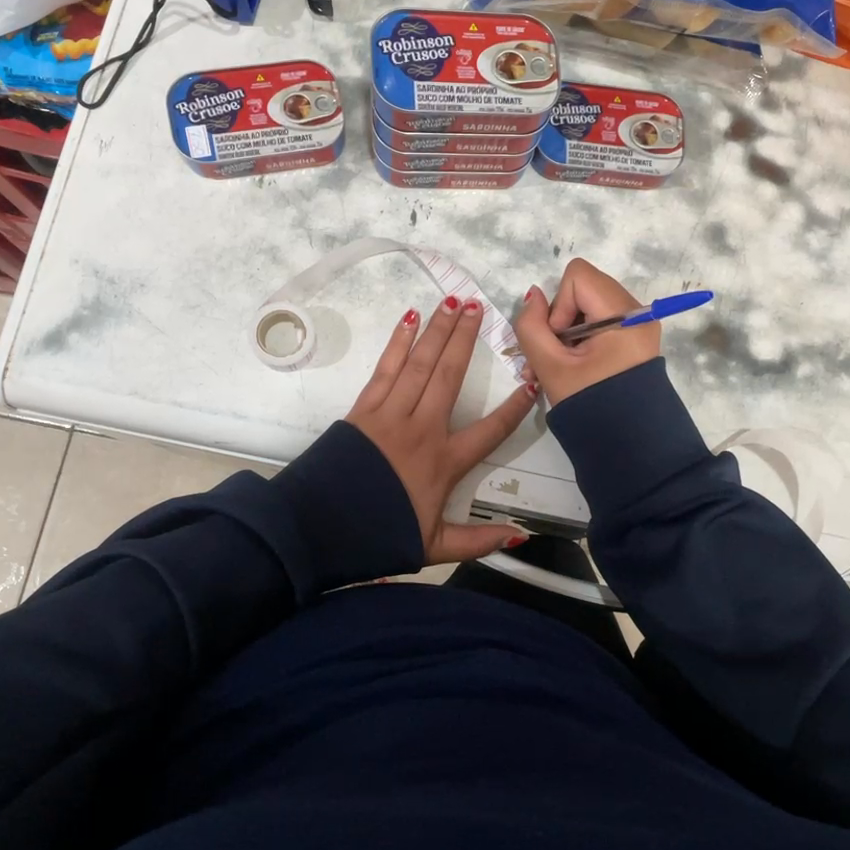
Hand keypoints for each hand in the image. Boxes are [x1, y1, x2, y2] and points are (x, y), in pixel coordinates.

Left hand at [347, 296, 537, 564]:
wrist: (318, 529)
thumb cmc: (379, 537)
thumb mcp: (433, 547)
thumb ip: (477, 541)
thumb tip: (519, 538)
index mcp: (444, 462)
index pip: (490, 431)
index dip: (514, 408)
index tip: (531, 382)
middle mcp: (422, 430)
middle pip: (450, 376)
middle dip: (466, 339)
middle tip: (479, 307)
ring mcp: (390, 416)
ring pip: (420, 364)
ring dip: (437, 331)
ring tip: (453, 302)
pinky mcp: (363, 410)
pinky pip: (385, 369)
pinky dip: (398, 343)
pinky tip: (409, 320)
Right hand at [514, 259, 660, 405]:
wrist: (627, 445)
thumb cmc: (589, 405)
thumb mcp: (550, 367)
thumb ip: (531, 326)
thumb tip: (534, 296)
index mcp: (625, 316)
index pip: (578, 277)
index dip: (558, 305)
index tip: (558, 341)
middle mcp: (637, 313)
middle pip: (584, 290)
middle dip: (559, 320)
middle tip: (548, 356)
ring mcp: (638, 326)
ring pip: (589, 307)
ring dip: (565, 333)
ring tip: (553, 366)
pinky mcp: (634, 340)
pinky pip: (600, 324)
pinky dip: (580, 340)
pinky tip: (570, 366)